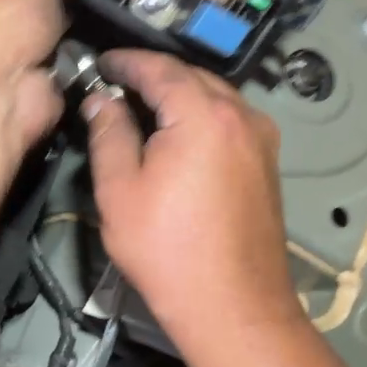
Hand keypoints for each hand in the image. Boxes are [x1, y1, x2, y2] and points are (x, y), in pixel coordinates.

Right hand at [81, 49, 302, 338]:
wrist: (232, 305)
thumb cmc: (166, 248)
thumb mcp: (119, 189)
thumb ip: (108, 134)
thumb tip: (101, 100)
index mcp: (203, 115)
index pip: (160, 68)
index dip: (125, 61)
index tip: (99, 63)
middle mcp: (241, 116)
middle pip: (192, 77)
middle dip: (152, 75)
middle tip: (113, 85)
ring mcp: (261, 140)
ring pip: (214, 98)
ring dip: (178, 95)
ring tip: (140, 107)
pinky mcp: (266, 164)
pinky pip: (228, 121)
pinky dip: (198, 116)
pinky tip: (175, 135)